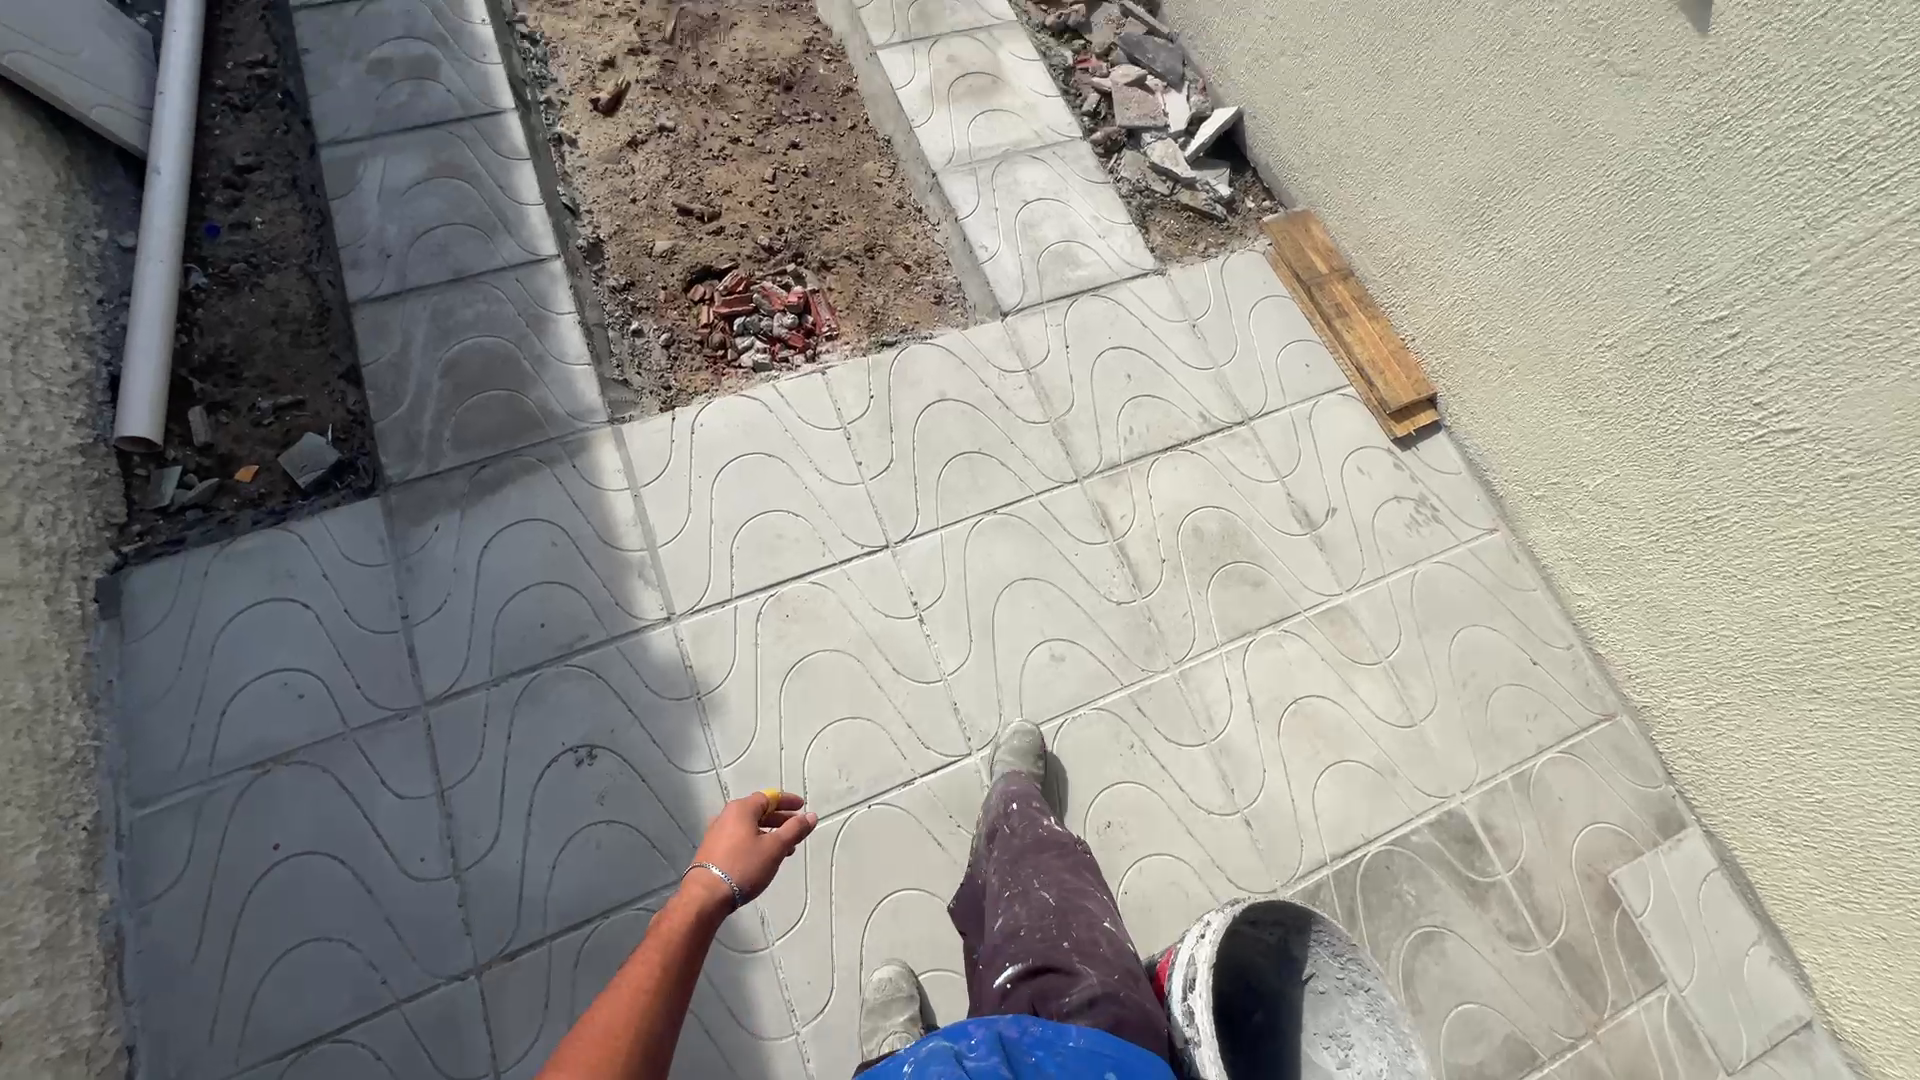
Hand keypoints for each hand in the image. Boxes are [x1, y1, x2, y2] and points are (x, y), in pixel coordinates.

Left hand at [688, 791, 816, 909]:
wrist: (705, 896)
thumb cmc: (743, 866)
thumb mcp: (775, 848)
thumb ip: (794, 830)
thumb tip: (811, 816)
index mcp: (741, 809)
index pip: (769, 797)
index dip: (787, 801)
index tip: (802, 807)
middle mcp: (726, 816)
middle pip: (758, 811)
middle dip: (780, 819)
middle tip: (796, 829)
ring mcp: (716, 833)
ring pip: (749, 827)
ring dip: (769, 833)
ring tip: (785, 849)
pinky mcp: (712, 850)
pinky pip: (739, 838)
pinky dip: (755, 842)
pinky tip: (763, 858)